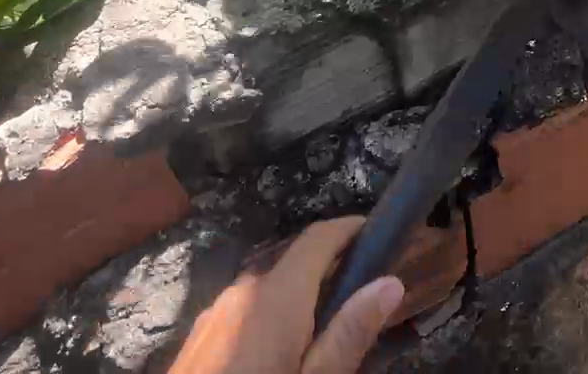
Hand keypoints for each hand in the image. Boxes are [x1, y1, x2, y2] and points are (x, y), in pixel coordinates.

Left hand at [169, 217, 406, 373]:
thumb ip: (350, 333)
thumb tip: (390, 282)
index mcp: (276, 295)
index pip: (319, 236)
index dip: (351, 228)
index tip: (380, 235)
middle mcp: (243, 290)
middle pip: (297, 266)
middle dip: (330, 277)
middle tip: (359, 313)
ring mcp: (214, 314)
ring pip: (270, 293)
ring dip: (299, 304)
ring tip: (318, 349)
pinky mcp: (196, 340)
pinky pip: (245, 315)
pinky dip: (270, 323)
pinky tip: (275, 364)